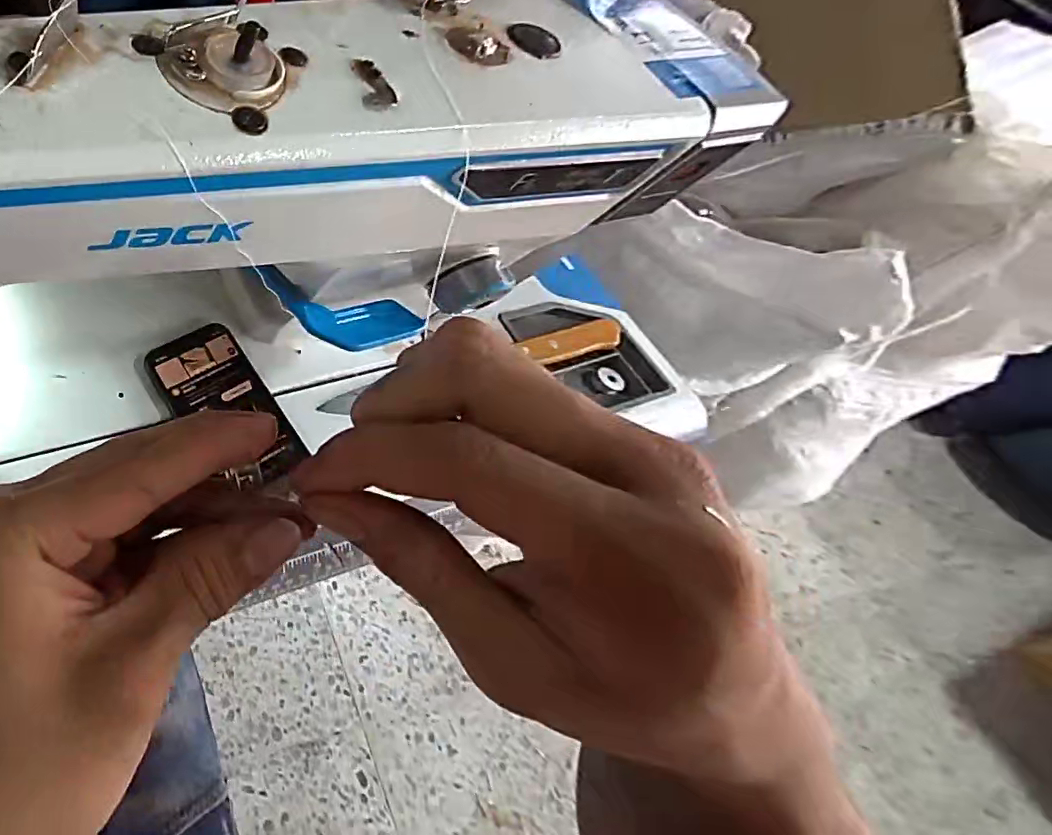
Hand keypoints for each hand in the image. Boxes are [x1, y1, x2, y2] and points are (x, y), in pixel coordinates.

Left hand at [0, 411, 308, 834]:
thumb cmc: (32, 766)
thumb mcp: (128, 670)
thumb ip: (201, 582)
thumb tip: (279, 527)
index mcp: (18, 527)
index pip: (133, 469)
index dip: (207, 445)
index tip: (267, 425)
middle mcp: (9, 514)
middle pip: (123, 474)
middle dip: (203, 473)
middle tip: (277, 469)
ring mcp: (14, 539)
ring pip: (117, 501)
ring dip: (185, 506)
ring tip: (258, 508)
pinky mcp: (26, 568)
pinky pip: (102, 535)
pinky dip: (156, 539)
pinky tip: (207, 536)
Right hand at [292, 319, 865, 833]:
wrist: (741, 700)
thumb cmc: (620, 701)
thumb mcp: (504, 663)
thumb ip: (415, 566)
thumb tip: (328, 498)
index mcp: (625, 550)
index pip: (467, 459)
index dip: (368, 455)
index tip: (312, 477)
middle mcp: (642, 465)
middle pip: (478, 368)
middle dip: (389, 401)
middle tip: (355, 455)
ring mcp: (639, 431)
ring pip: (488, 353)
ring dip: (414, 388)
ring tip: (395, 448)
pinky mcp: (623, 420)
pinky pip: (509, 371)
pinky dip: (444, 392)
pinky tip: (438, 441)